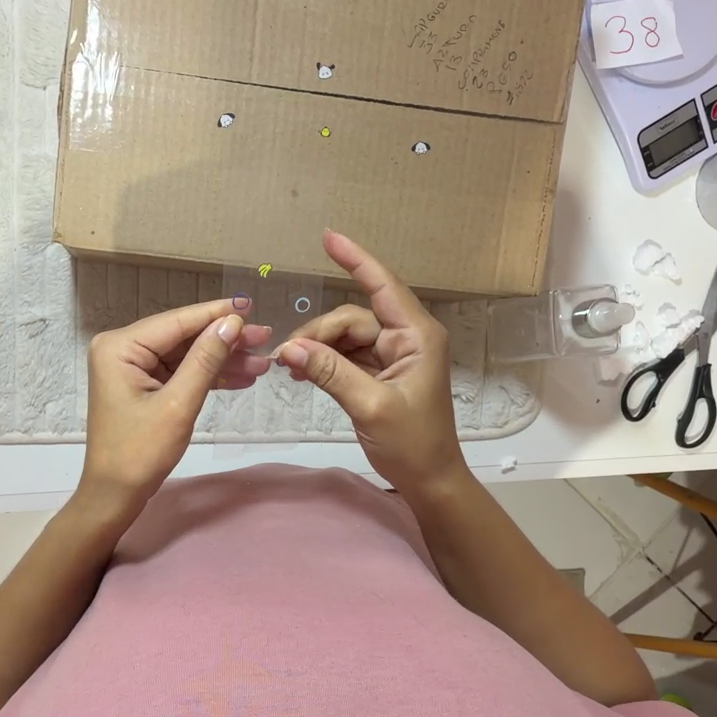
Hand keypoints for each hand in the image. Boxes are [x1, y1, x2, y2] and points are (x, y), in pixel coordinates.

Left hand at [82, 299, 273, 512]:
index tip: (252, 306)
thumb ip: (206, 360)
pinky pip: (180, 372)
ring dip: (223, 360)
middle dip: (225, 340)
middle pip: (184, 336)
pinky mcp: (143, 385)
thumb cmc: (140, 452)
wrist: (115, 494)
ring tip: (263, 364)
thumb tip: (233, 323)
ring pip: (187, 355)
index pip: (177, 321)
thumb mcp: (178, 405)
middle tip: (266, 338)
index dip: (217, 314)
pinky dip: (209, 376)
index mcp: (120, 347)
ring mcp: (132, 367)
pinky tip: (243, 378)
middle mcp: (122, 349)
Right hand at [279, 230, 466, 497]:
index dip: (356, 260)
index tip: (328, 237)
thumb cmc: (412, 443)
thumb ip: (331, 373)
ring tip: (290, 368)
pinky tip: (302, 372)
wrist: (429, 479)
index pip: (383, 286)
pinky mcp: (379, 374)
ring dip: (317, 348)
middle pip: (353, 318)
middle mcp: (406, 338)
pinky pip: (345, 357)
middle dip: (319, 332)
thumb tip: (291, 348)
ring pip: (345, 338)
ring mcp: (392, 357)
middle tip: (287, 356)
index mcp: (417, 336)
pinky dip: (324, 362)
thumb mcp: (371, 406)